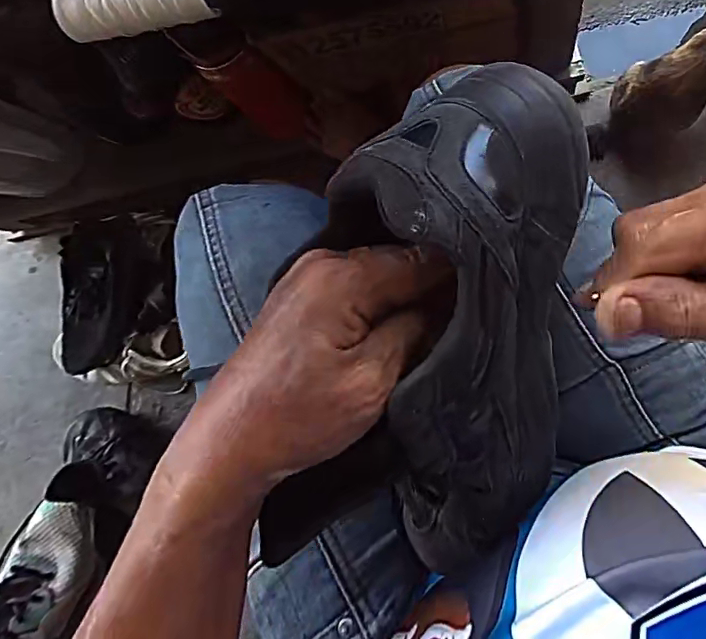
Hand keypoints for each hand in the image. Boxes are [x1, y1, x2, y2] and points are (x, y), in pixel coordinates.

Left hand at [166, 245, 450, 512]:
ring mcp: (309, 272)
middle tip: (454, 321)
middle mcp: (325, 260)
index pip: (423, 260)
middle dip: (430, 287)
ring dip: (404, 295)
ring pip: (381, 270)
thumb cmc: (296, 418)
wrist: (225, 445)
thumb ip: (414, 331)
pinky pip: (357, 282)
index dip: (456, 281)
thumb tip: (443, 304)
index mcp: (344, 276)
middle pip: (401, 260)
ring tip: (425, 327)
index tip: (480, 302)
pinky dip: (379, 299)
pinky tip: (389, 326)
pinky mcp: (301, 290)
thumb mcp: (371, 382)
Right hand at [586, 178, 705, 373]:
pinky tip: (687, 291)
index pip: (641, 244)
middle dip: (632, 280)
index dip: (619, 289)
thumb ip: (675, 312)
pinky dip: (661, 265)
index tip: (620, 330)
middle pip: (637, 231)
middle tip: (659, 324)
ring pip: (645, 231)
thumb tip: (608, 310)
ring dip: (646, 274)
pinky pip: (665, 233)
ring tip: (682, 309)